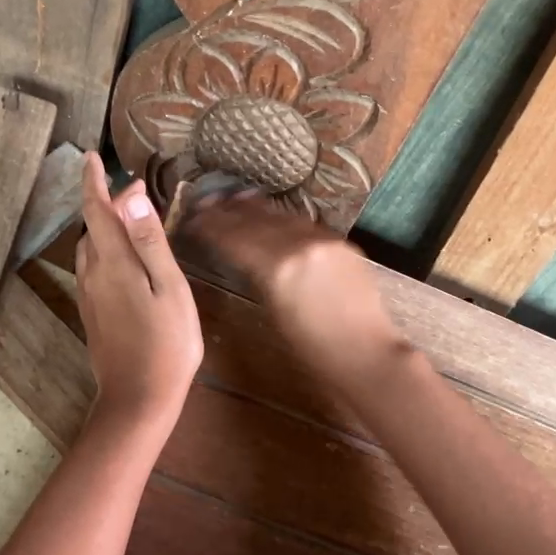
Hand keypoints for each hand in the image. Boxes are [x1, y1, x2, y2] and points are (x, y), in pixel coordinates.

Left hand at [74, 154, 201, 423]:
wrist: (137, 399)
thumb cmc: (166, 344)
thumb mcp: (169, 288)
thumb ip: (150, 242)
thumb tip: (131, 197)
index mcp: (112, 263)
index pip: (95, 210)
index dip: (92, 181)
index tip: (90, 157)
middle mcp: (93, 274)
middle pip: (93, 227)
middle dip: (107, 203)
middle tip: (134, 191)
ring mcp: (89, 297)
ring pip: (91, 249)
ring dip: (106, 227)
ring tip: (131, 220)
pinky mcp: (93, 314)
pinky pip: (94, 269)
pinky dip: (106, 251)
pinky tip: (126, 261)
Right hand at [184, 194, 404, 387]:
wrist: (365, 355)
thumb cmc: (310, 351)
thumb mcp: (270, 313)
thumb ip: (254, 276)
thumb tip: (239, 256)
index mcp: (275, 267)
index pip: (233, 237)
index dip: (209, 227)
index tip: (191, 220)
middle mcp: (299, 244)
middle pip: (254, 220)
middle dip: (226, 211)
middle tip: (204, 203)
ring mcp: (323, 239)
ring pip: (280, 216)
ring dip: (253, 208)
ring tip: (232, 199)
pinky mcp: (340, 242)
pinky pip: (303, 224)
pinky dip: (281, 218)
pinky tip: (271, 216)